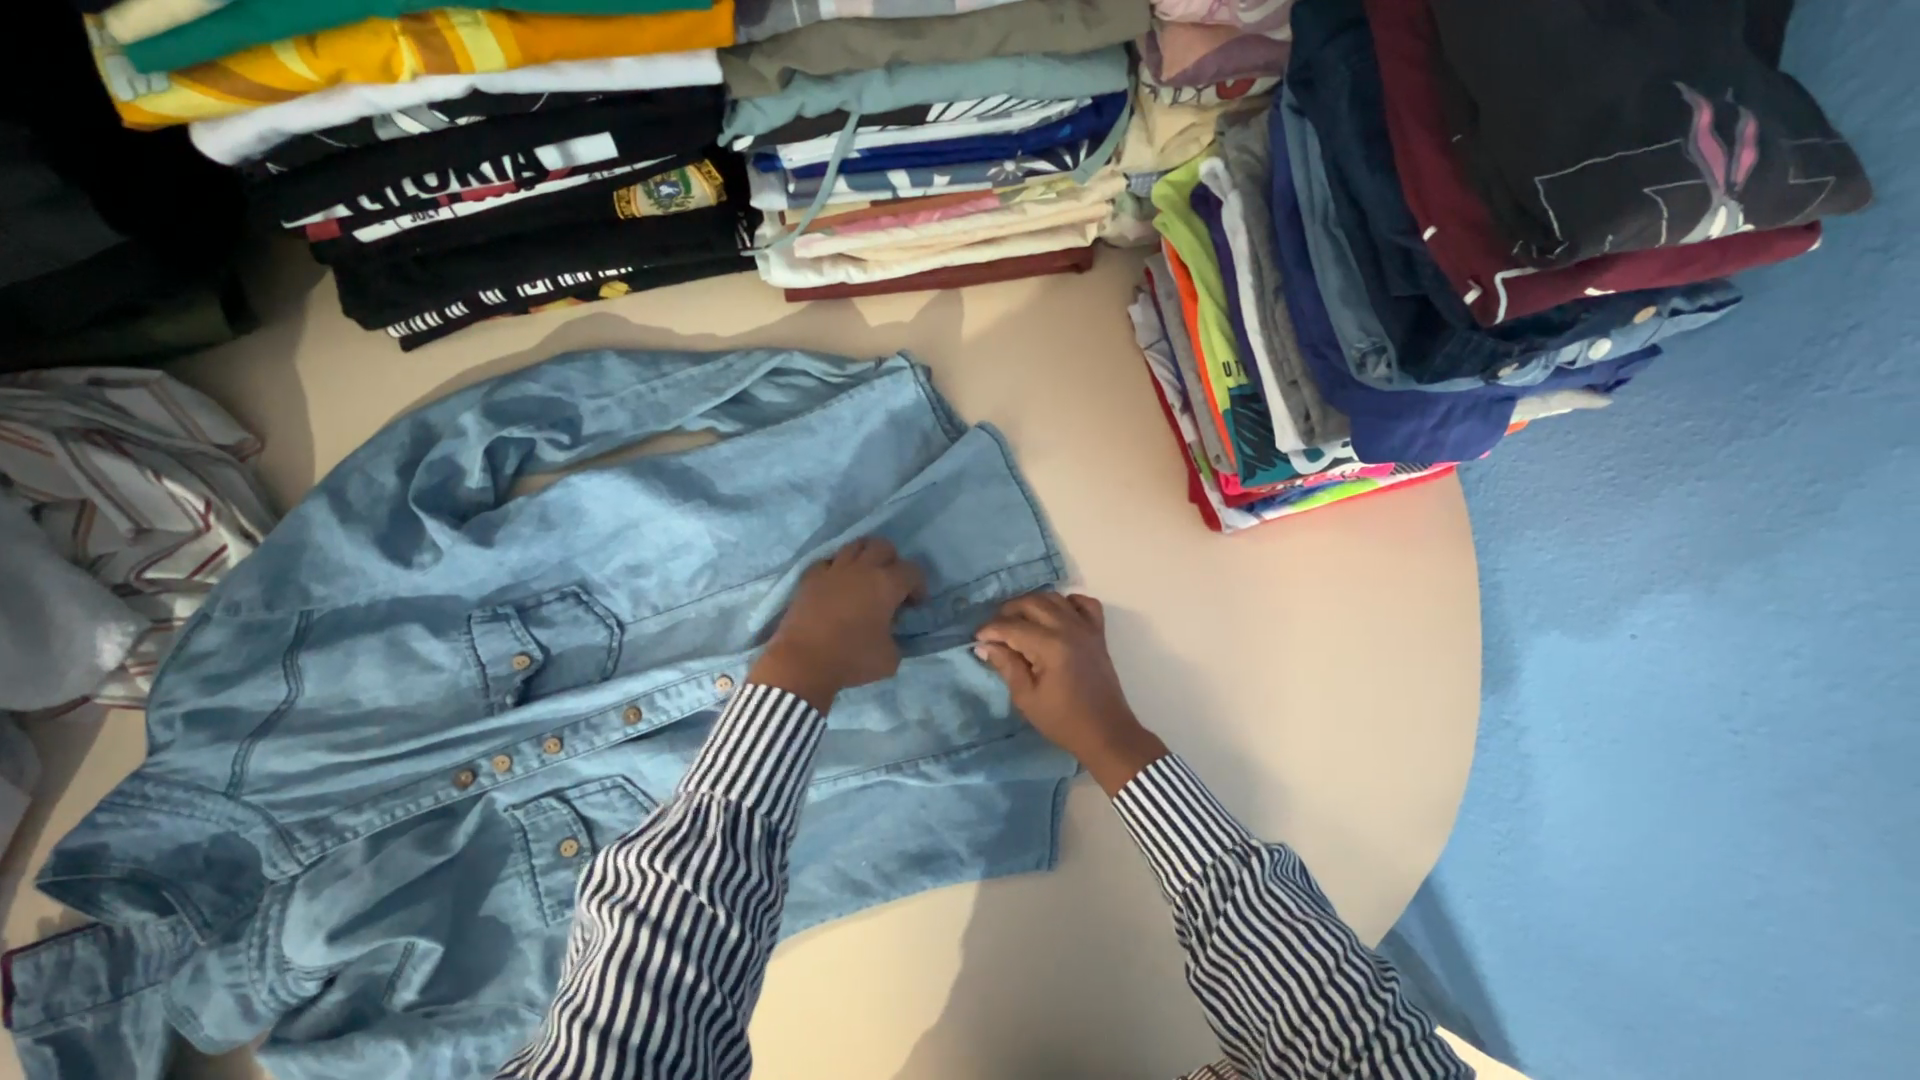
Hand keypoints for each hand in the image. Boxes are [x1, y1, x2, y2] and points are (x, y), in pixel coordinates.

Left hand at [751, 537, 926, 710]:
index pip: (912, 571)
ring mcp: (833, 570)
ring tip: (864, 578)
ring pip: (855, 545)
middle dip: (892, 561)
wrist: (803, 661)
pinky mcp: (810, 577)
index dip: (918, 586)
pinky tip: (836, 584)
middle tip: (890, 584)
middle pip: (883, 546)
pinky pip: (827, 562)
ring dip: (865, 557)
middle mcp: (862, 569)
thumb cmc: (851, 659)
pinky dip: (836, 569)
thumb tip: (888, 633)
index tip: (914, 604)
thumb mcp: (890, 658)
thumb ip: (895, 638)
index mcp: (886, 585)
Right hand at [973, 592, 1167, 794]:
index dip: (990, 630)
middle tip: (995, 631)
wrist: (1106, 732)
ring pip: (1054, 598)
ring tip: (1019, 622)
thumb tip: (985, 645)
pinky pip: (1085, 604)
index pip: (1012, 627)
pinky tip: (1056, 615)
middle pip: (1031, 603)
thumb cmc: (1062, 720)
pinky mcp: (1098, 633)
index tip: (977, 639)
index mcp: (1049, 646)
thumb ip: (1006, 665)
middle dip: (1007, 612)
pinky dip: (1068, 602)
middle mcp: (1068, 628)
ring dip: (1033, 604)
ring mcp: (1086, 628)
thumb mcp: (1026, 697)